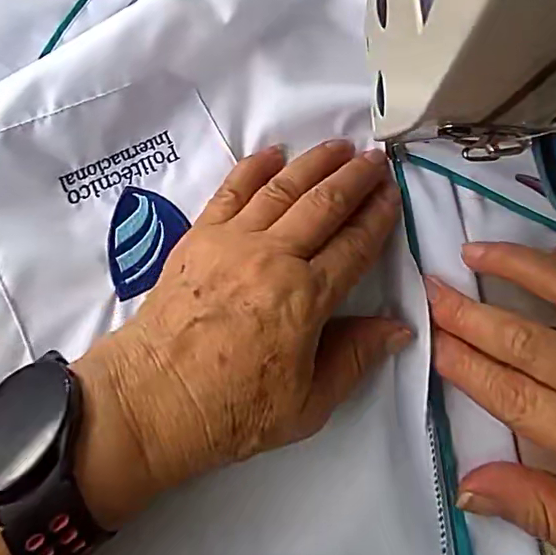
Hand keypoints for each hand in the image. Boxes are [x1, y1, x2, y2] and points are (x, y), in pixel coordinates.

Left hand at [71, 140, 410, 526]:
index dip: (378, 217)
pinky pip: (230, 191)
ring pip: (281, 190)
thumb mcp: (308, 403)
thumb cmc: (234, 408)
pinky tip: (272, 153)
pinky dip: (252, 168)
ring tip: (338, 146)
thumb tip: (397, 326)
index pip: (354, 246)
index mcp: (306, 298)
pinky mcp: (199, 235)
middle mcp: (272, 257)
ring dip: (313, 164)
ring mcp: (232, 241)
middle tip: (375, 159)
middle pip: (323, 206)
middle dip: (354, 178)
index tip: (393, 194)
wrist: (157, 393)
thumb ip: (354, 357)